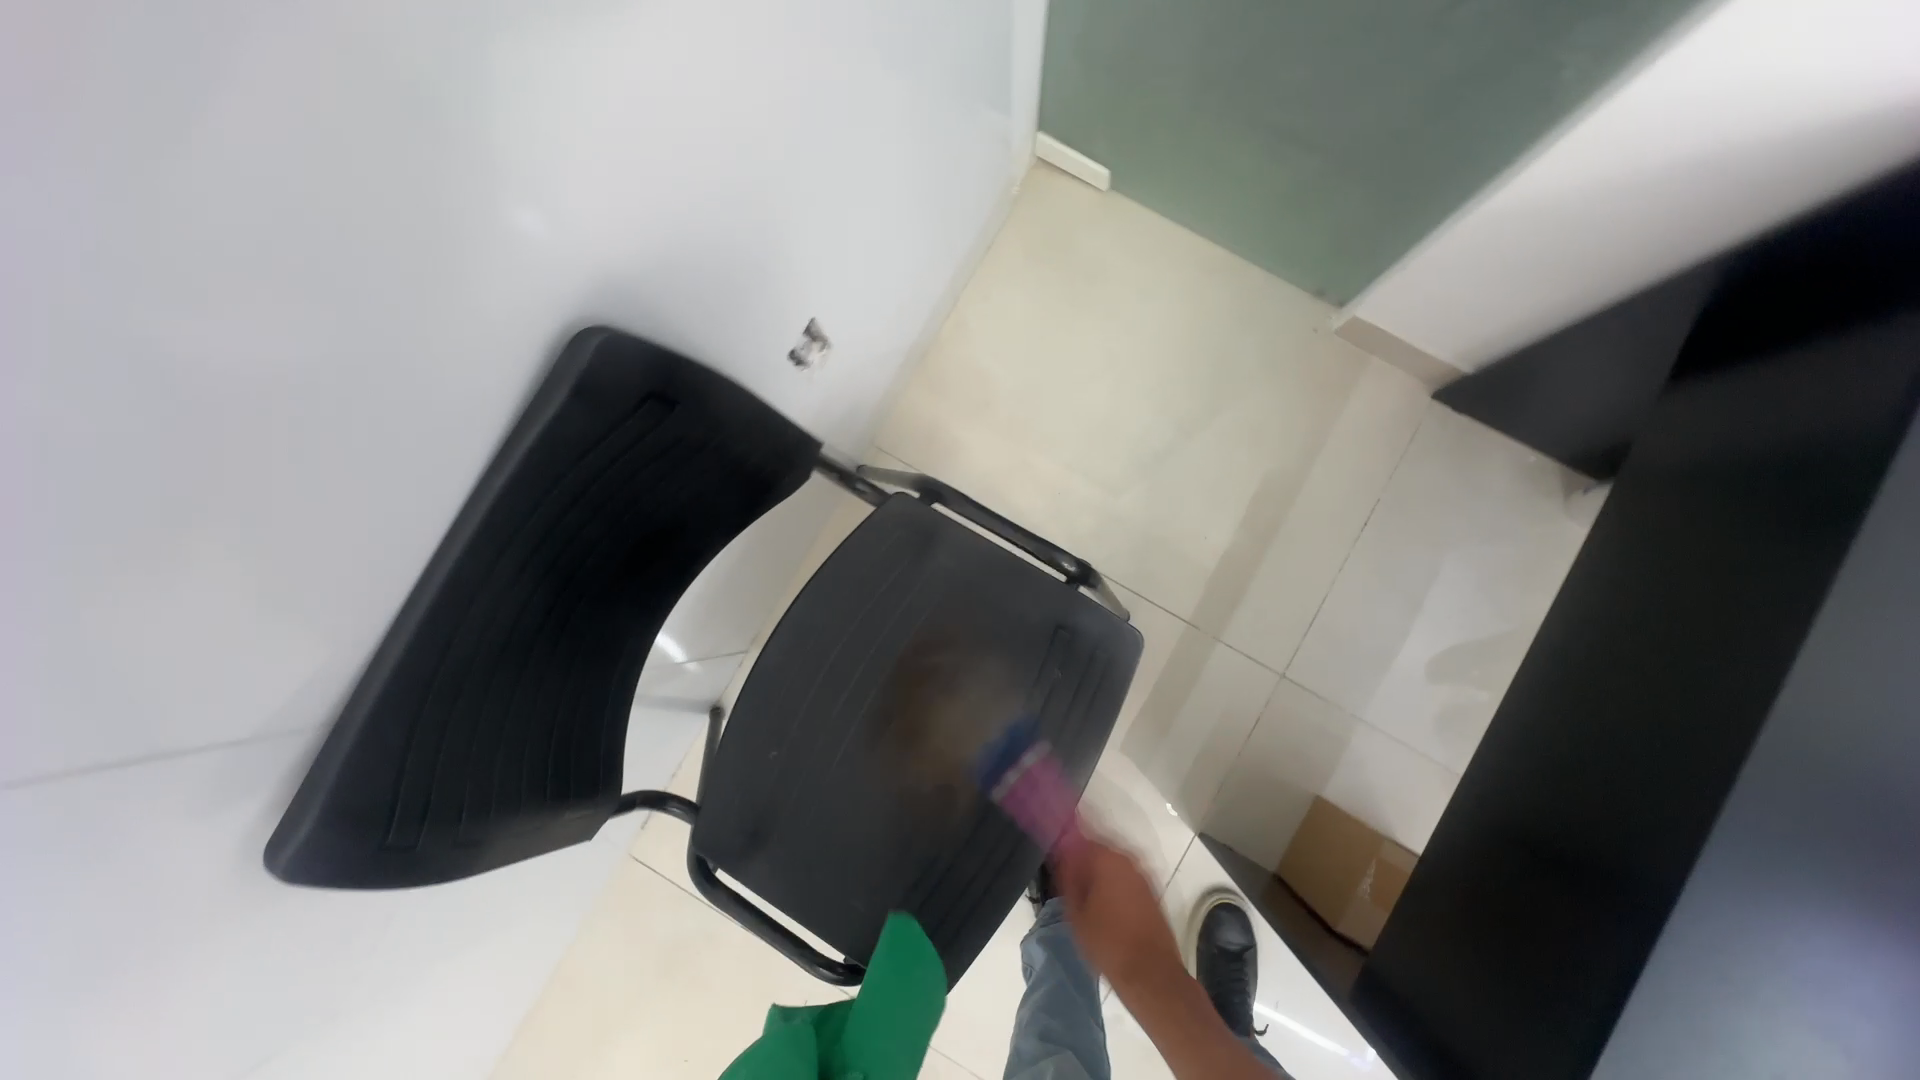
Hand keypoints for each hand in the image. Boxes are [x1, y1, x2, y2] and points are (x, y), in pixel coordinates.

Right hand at [1050, 836, 1183, 993]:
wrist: (1150, 973)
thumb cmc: (1107, 942)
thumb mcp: (1075, 913)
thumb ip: (1066, 878)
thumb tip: (1060, 857)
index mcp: (1106, 859)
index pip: (1078, 838)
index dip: (1064, 844)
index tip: (1053, 854)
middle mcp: (1127, 860)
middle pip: (1097, 849)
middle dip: (1080, 858)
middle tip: (1065, 876)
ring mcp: (1142, 875)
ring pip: (1111, 864)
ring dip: (1096, 872)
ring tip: (1081, 892)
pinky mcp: (1151, 892)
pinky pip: (1124, 877)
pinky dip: (1111, 882)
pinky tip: (1101, 901)